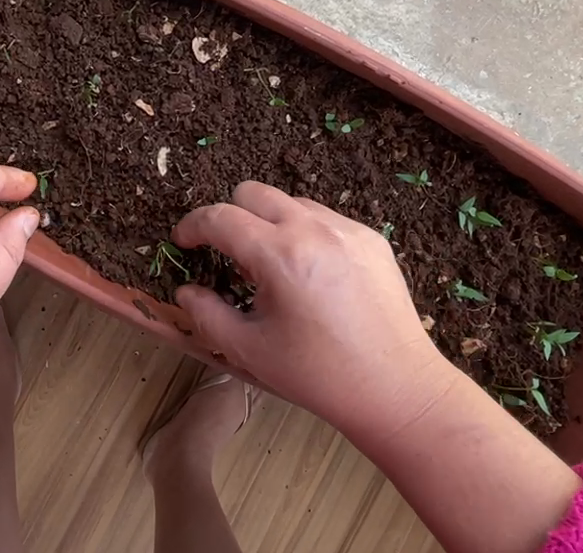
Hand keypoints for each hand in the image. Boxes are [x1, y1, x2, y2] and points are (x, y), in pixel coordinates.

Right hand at [171, 181, 461, 445]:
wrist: (399, 391)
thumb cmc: (319, 376)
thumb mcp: (250, 351)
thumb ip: (207, 315)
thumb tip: (186, 291)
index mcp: (279, 255)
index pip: (220, 217)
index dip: (193, 226)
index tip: (182, 242)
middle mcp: (312, 228)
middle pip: (252, 192)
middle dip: (230, 215)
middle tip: (229, 254)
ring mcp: (346, 228)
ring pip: (289, 202)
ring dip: (269, 222)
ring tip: (274, 268)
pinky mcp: (371, 238)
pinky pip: (323, 217)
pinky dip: (304, 233)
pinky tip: (311, 275)